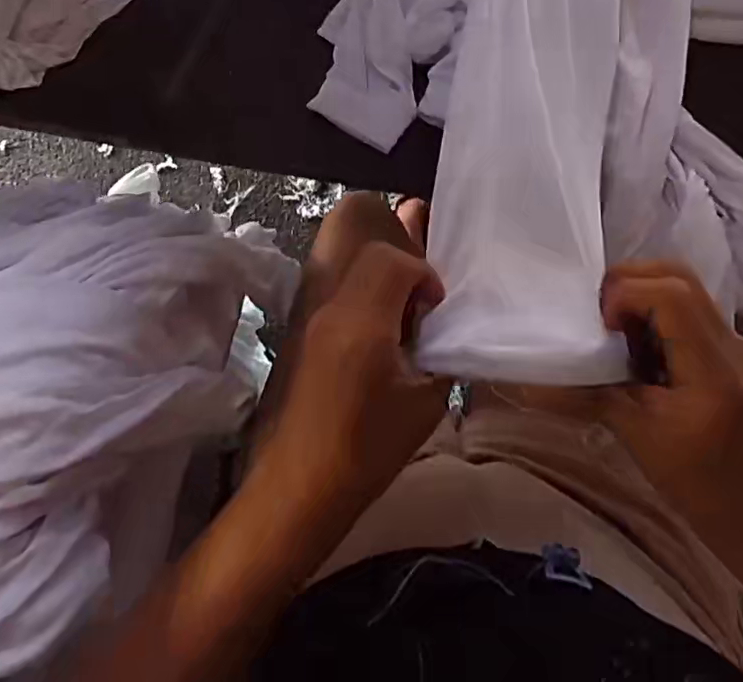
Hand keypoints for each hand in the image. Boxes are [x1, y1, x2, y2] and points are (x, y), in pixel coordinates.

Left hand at [256, 242, 450, 514]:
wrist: (301, 482)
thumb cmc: (367, 449)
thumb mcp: (423, 406)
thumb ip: (439, 360)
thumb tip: (441, 341)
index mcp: (362, 321)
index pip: (391, 261)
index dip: (423, 274)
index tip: (435, 307)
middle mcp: (330, 309)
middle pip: (368, 259)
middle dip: (403, 272)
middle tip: (421, 311)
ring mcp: (310, 319)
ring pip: (350, 274)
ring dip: (380, 285)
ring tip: (400, 327)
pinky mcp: (300, 335)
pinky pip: (336, 297)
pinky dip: (361, 302)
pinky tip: (374, 344)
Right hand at [592, 262, 742, 553]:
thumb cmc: (698, 482)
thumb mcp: (636, 435)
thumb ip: (587, 395)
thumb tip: (529, 383)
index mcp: (714, 370)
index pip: (671, 296)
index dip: (625, 296)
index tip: (601, 327)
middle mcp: (734, 347)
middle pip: (680, 277)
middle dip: (629, 282)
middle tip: (599, 313)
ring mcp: (739, 347)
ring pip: (686, 288)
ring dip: (641, 296)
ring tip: (615, 331)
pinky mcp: (733, 353)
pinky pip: (690, 311)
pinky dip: (654, 314)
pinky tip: (637, 349)